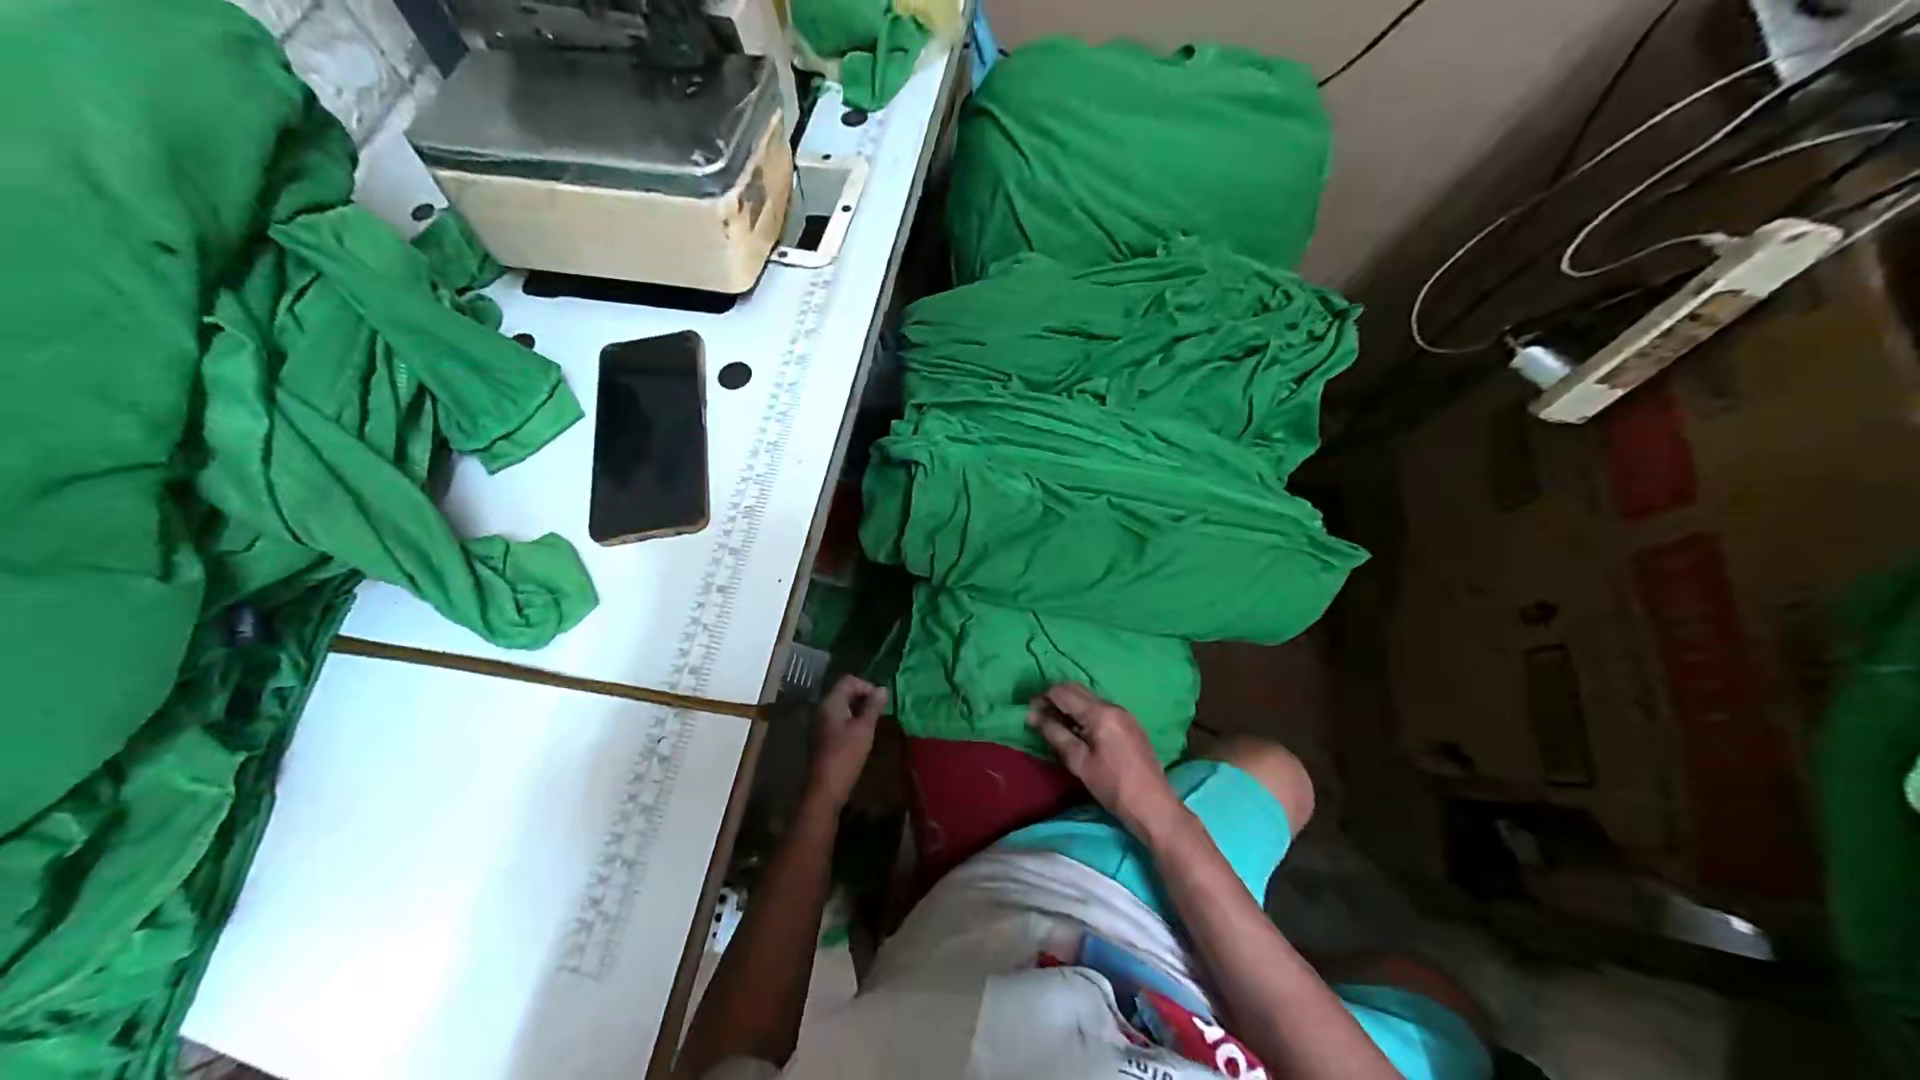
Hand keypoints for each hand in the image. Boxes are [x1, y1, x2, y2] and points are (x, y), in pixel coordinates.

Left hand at [807, 675, 886, 811]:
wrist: (824, 788)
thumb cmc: (845, 755)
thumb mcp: (864, 729)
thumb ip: (873, 707)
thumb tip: (882, 689)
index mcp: (830, 703)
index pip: (848, 680)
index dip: (866, 686)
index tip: (880, 701)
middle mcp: (823, 709)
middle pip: (844, 692)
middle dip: (864, 697)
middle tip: (880, 711)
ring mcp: (821, 723)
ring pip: (842, 707)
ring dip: (859, 710)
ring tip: (874, 722)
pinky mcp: (823, 736)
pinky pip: (839, 719)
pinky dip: (852, 721)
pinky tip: (863, 734)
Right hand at [1027, 684, 1186, 842]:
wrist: (1153, 806)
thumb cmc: (1113, 786)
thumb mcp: (1078, 762)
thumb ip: (1055, 734)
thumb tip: (1033, 715)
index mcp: (1100, 713)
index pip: (1063, 692)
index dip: (1042, 698)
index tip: (1029, 714)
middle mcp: (1113, 706)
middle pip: (1076, 690)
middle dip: (1054, 699)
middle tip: (1038, 718)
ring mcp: (1124, 714)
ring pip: (1088, 699)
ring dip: (1069, 706)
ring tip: (1055, 726)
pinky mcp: (1129, 724)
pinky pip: (1100, 709)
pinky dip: (1083, 714)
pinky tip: (1077, 732)